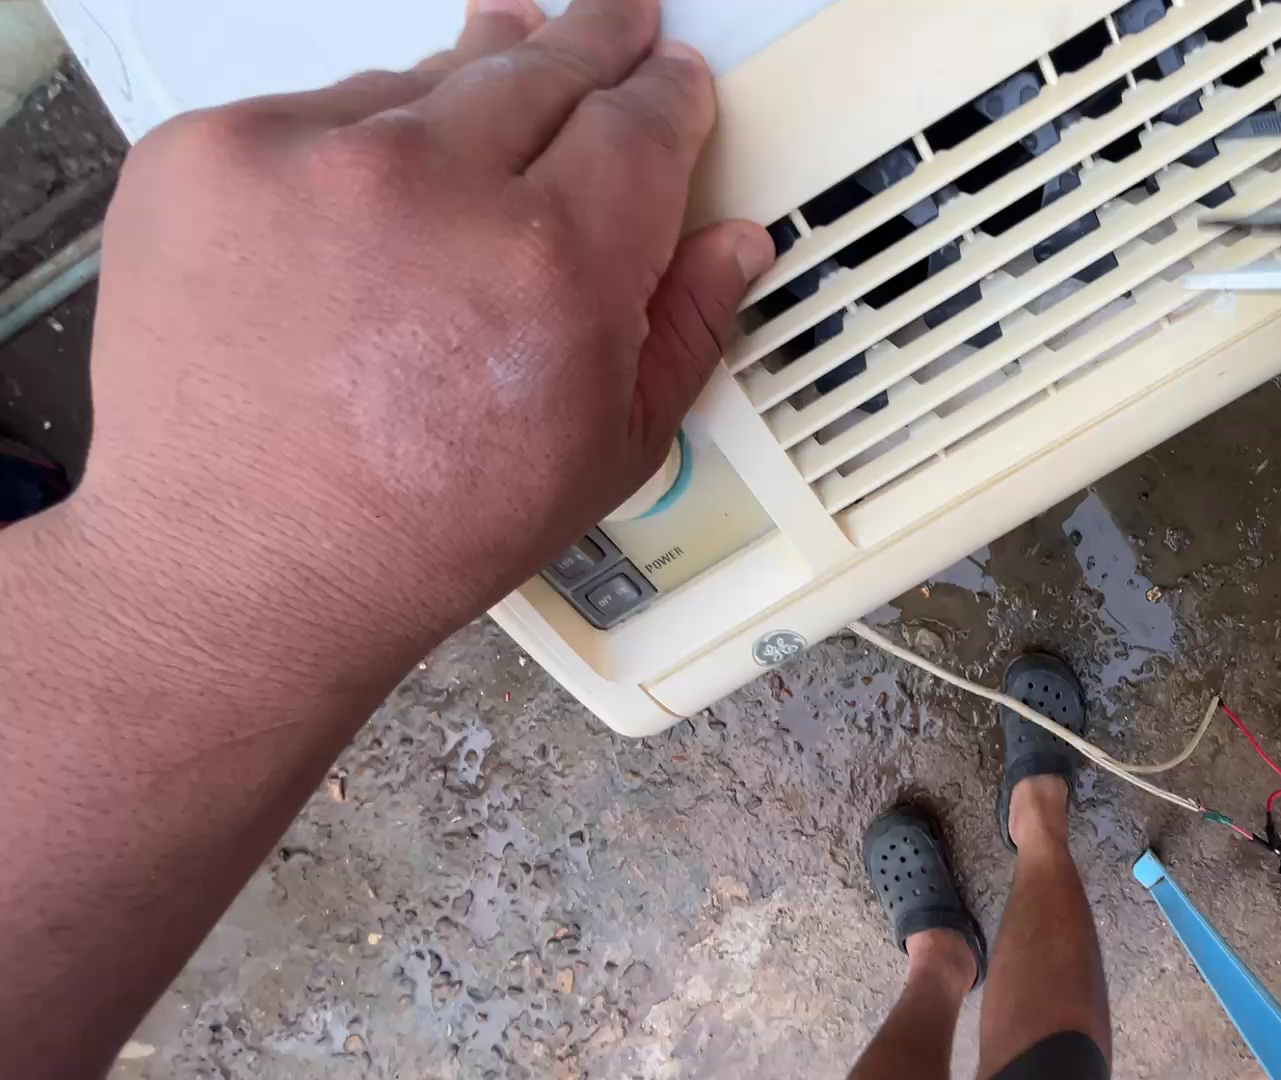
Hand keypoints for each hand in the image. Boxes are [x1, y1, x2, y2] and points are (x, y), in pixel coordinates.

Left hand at [77, 0, 771, 649]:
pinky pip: (338, 105)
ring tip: (528, 55)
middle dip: (601, 42)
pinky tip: (416, 174)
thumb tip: (735, 244)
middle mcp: (436, 189)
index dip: (673, 97)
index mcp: (559, 268)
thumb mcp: (623, 440)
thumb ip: (691, 324)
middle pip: (547, 66)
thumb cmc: (455, 513)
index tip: (683, 80)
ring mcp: (311, 160)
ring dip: (497, 75)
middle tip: (628, 20)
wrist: (270, 553)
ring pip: (441, 75)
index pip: (642, 128)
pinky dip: (393, 127)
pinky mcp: (214, 156)